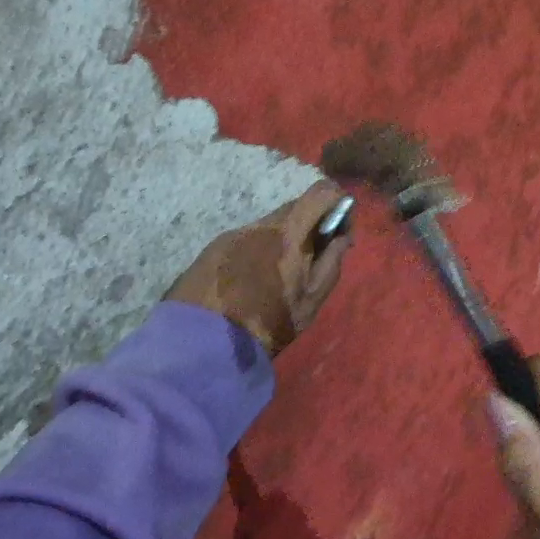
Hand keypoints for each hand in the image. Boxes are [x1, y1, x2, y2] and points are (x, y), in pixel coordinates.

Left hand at [165, 181, 351, 355]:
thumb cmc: (266, 325)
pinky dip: (260, 249)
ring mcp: (232, 235)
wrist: (198, 346)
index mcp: (288, 234)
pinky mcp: (212, 248)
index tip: (340, 227)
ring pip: (269, 224)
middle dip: (311, 223)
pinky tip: (252, 280)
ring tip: (279, 274)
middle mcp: (259, 225)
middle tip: (312, 257)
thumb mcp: (311, 300)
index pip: (321, 192)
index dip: (338, 201)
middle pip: (295, 207)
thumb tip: (341, 237)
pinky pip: (247, 238)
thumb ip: (331, 263)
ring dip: (284, 238)